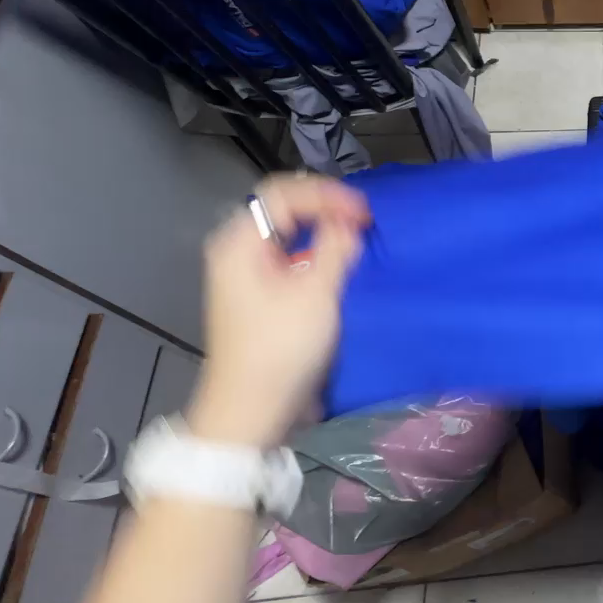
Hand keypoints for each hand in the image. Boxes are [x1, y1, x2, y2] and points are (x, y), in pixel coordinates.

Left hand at [187, 174, 371, 449]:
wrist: (251, 408)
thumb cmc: (280, 348)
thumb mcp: (315, 293)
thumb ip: (335, 247)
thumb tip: (349, 221)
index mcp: (240, 243)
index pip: (284, 194)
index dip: (327, 196)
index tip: (364, 213)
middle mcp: (239, 251)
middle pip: (285, 208)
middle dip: (327, 207)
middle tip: (363, 220)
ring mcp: (249, 273)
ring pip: (291, 232)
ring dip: (326, 229)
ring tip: (358, 237)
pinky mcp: (264, 294)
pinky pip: (294, 255)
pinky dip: (320, 250)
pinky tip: (343, 262)